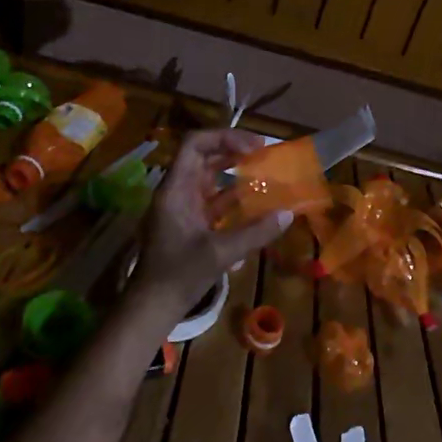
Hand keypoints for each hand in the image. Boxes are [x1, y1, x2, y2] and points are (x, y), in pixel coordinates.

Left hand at [130, 129, 293, 318]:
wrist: (153, 304)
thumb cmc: (180, 274)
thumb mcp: (220, 253)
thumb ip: (255, 232)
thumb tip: (288, 214)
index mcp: (175, 189)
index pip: (194, 144)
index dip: (224, 137)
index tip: (254, 146)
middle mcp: (176, 192)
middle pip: (203, 158)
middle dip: (232, 151)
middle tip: (265, 154)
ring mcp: (181, 207)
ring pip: (208, 179)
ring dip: (233, 173)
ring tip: (264, 172)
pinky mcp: (188, 223)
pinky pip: (210, 200)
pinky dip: (230, 197)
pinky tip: (254, 202)